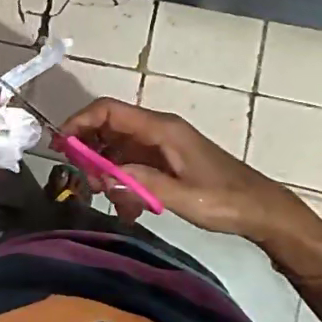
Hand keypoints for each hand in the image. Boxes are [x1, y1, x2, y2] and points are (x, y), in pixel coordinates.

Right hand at [60, 99, 321, 283]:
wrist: (260, 210)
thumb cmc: (225, 200)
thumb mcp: (182, 196)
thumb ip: (141, 183)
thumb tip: (102, 174)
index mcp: (162, 129)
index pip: (109, 111)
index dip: (80, 122)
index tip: (61, 147)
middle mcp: (157, 131)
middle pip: (107, 128)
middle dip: (89, 153)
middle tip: (87, 184)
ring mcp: (160, 146)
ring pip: (116, 149)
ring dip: (105, 173)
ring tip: (109, 201)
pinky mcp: (164, 161)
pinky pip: (130, 165)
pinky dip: (122, 183)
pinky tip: (128, 208)